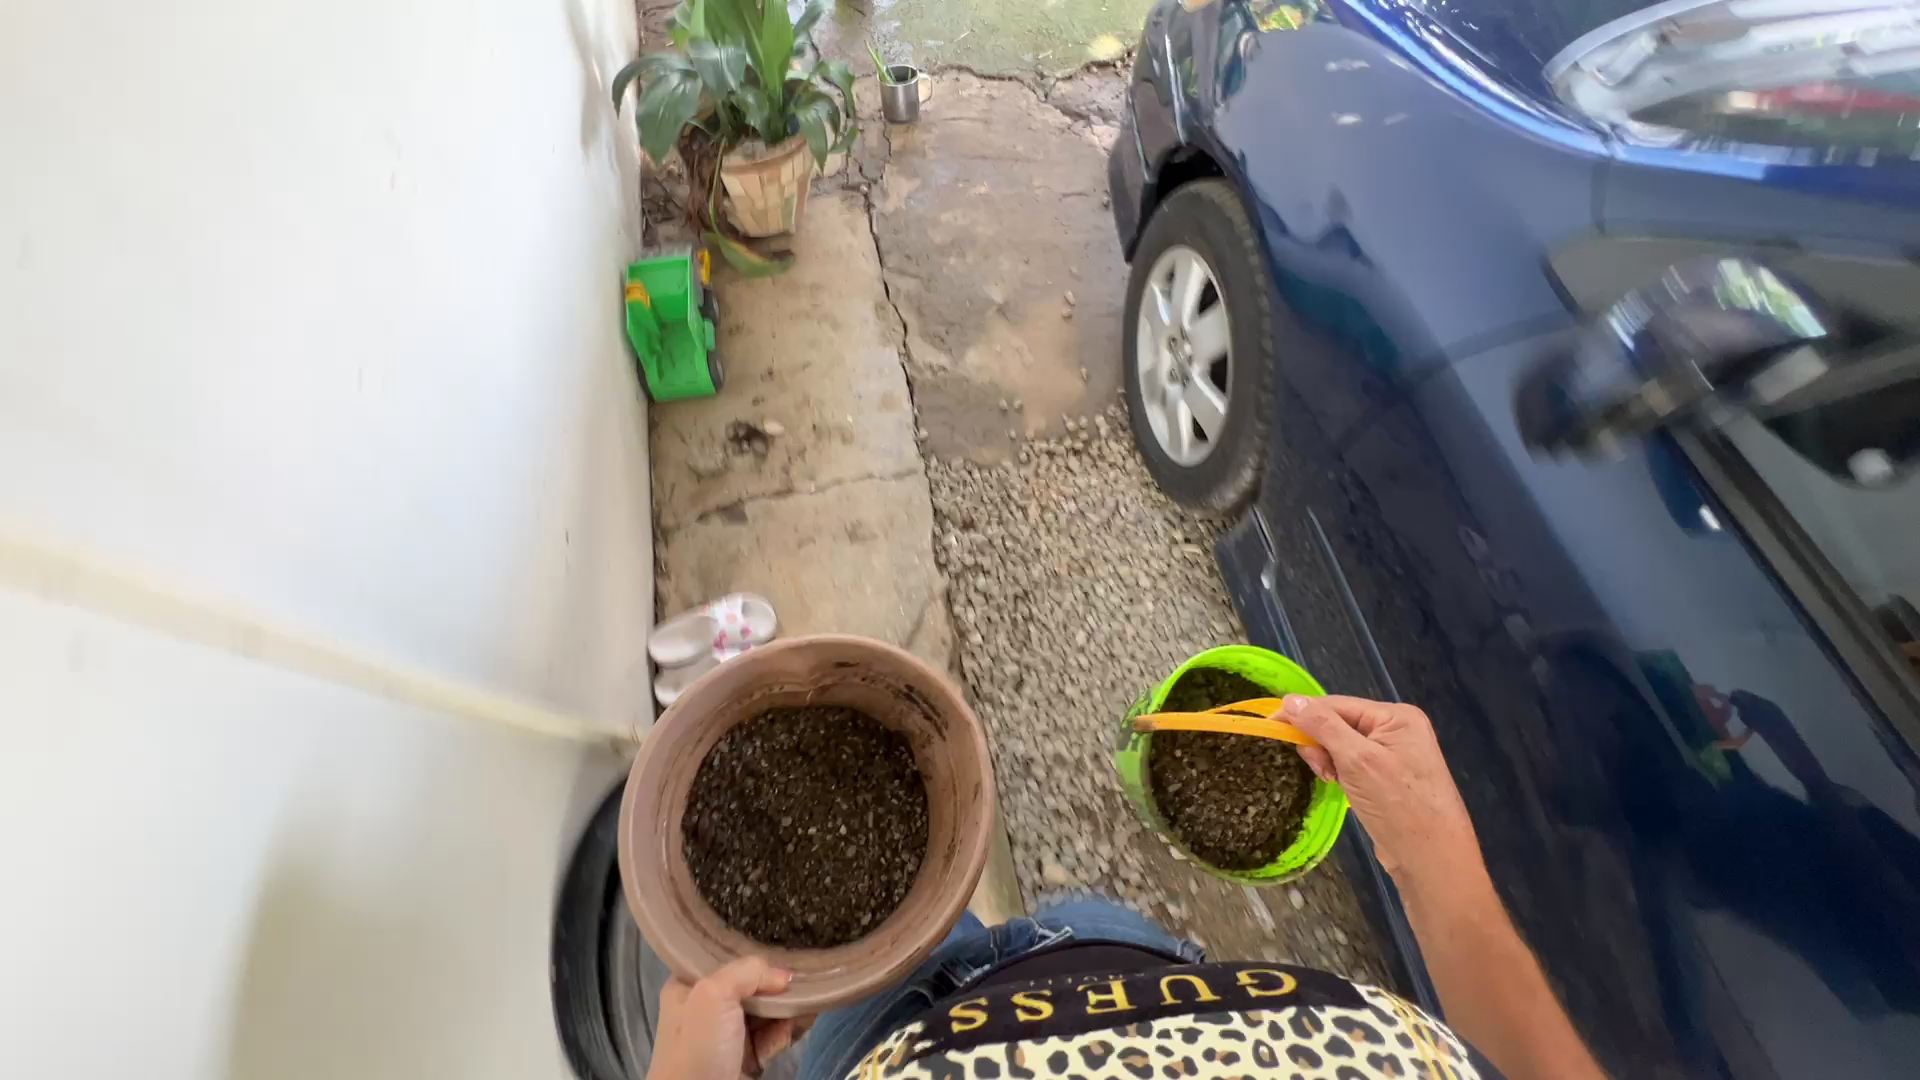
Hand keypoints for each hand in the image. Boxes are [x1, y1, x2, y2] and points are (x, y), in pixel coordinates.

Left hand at [648, 956, 798, 1079]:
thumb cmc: (698, 1049)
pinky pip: (774, 1033)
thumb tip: (784, 977)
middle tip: (802, 976)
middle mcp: (708, 1008)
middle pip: (751, 982)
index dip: (752, 953)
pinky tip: (806, 1018)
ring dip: (789, 1004)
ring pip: (766, 1007)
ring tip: (810, 998)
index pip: (725, 957)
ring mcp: (727, 1035)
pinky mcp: (746, 1058)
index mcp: (688, 987)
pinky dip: (790, 1027)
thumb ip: (748, 971)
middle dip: (776, 982)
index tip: (781, 947)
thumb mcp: (713, 995)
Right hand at [1283, 694, 1480, 887]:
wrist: (1433, 862)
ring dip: (1326, 759)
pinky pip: (1349, 762)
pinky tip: (1338, 785)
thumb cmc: (1398, 806)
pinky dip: (1337, 771)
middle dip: (1319, 742)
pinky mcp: (1386, 776)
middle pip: (1336, 723)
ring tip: (1331, 780)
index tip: (1271, 725)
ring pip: (1339, 744)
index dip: (1302, 714)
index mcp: (1396, 717)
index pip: (1336, 704)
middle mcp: (1396, 729)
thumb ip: (1322, 725)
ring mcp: (1393, 754)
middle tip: (1321, 768)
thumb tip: (1289, 699)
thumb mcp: (1356, 760)